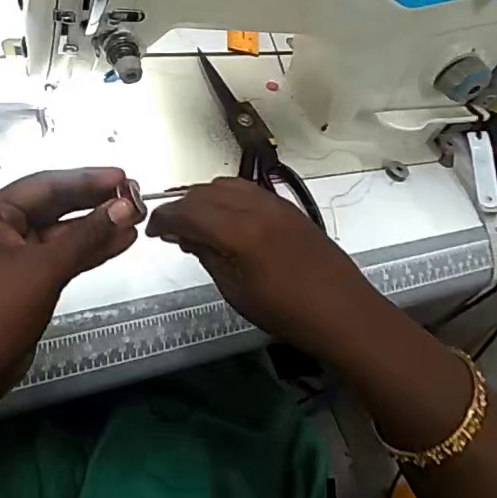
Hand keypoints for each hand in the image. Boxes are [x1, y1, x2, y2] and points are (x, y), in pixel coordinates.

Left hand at [0, 168, 140, 409]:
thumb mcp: (43, 269)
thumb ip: (86, 235)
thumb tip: (124, 207)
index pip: (46, 184)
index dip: (88, 179)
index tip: (123, 177)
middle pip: (54, 206)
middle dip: (95, 202)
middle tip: (134, 195)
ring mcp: (11, 257)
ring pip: (60, 233)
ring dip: (96, 228)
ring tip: (134, 219)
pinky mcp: (23, 283)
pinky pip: (59, 257)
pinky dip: (86, 251)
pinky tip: (116, 244)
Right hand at [147, 177, 392, 362]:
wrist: (344, 312)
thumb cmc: (287, 312)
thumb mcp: (236, 291)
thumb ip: (207, 256)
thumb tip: (187, 237)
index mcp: (239, 230)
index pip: (189, 211)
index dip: (165, 218)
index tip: (152, 230)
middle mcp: (255, 206)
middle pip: (205, 192)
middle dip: (182, 207)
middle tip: (171, 230)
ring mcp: (274, 202)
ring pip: (226, 184)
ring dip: (204, 198)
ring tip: (197, 223)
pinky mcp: (287, 206)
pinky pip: (247, 189)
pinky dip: (227, 197)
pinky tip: (226, 218)